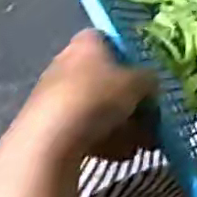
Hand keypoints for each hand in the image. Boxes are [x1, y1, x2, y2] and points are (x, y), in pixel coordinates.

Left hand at [8, 30, 155, 159]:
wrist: (48, 141)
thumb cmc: (97, 97)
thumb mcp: (138, 84)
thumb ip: (150, 80)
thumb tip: (151, 84)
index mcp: (88, 40)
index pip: (115, 43)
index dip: (133, 62)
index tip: (147, 84)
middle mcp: (68, 59)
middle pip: (107, 78)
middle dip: (129, 103)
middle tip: (148, 123)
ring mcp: (54, 91)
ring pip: (96, 106)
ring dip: (119, 126)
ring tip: (135, 146)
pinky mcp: (45, 122)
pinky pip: (80, 127)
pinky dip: (99, 139)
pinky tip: (114, 156)